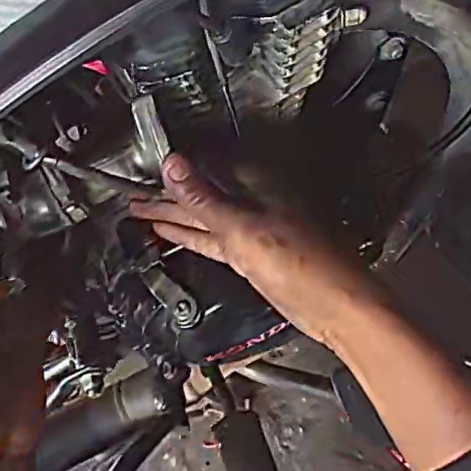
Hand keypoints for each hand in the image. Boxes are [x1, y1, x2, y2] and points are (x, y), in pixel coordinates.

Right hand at [129, 153, 390, 346]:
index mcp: (252, 185)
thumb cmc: (304, 265)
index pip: (199, 172)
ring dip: (173, 215)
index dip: (167, 175)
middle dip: (165, 196)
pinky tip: (173, 232)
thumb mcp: (240, 228)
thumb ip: (202, 198)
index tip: (140, 176)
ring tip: (144, 210)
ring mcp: (251, 227)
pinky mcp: (251, 253)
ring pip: (202, 216)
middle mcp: (252, 201)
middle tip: (134, 196)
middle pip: (198, 194)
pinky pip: (211, 236)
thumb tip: (173, 164)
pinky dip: (190, 233)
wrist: (337, 307)